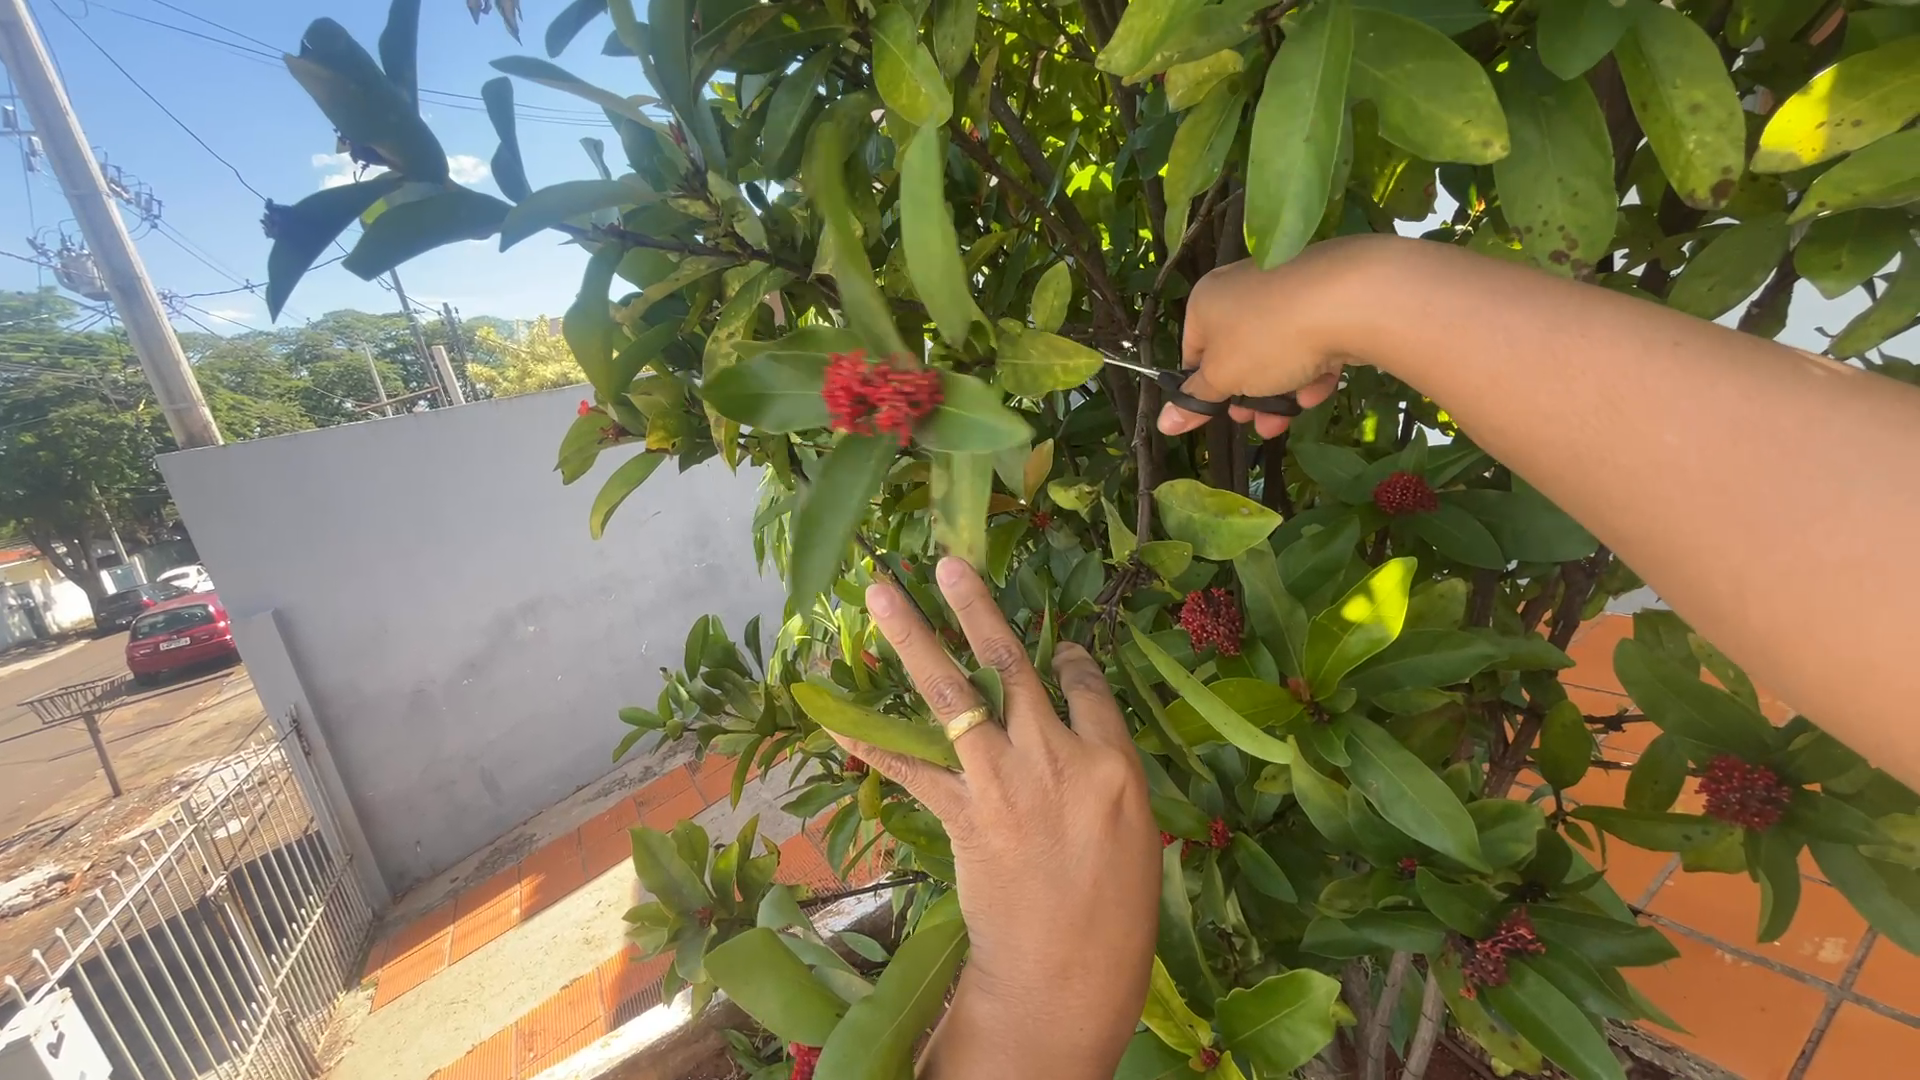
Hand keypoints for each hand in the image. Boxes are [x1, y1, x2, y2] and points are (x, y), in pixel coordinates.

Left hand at [831, 556, 1158, 1079]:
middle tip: (945, 563)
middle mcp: (1056, 756)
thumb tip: (1072, 719)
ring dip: (913, 638)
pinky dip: (870, 739)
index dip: (1068, 659)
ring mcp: (1003, 781)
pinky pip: (909, 766)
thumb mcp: (1135, 828)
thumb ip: (1103, 765)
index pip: (1085, 681)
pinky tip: (833, 713)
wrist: (1065, 983)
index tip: (1057, 652)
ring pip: (954, 695)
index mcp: (1114, 761)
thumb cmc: (1118, 914)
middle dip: (976, 609)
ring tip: (881, 594)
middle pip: (1013, 664)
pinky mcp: (961, 812)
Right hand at [1161, 236, 1392, 437]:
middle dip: (1247, 396)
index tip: (1219, 413)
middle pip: (1237, 355)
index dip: (1205, 388)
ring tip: (1289, 416)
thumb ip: (1195, 400)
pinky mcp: (1327, 297)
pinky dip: (1312, 369)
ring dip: (1280, 392)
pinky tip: (1320, 389)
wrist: (1354, 298)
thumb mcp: (1224, 378)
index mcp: (1206, 301)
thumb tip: (1163, 423)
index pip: (1193, 353)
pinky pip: (1309, 340)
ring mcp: (1287, 289)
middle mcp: (1242, 287)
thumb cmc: (1269, 338)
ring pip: (1275, 353)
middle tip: (1255, 421)